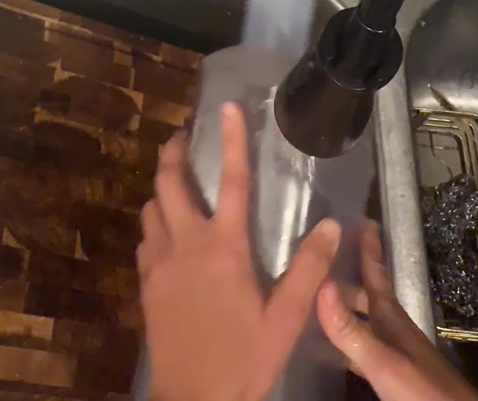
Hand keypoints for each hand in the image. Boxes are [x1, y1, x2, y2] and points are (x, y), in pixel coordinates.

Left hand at [139, 102, 341, 400]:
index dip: (231, 138)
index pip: (231, 179)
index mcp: (224, 246)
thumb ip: (308, 270)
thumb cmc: (243, 358)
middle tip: (183, 134)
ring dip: (162, 185)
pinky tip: (166, 231)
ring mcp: (159, 260)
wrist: (191, 399)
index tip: (228, 107)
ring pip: (151, 204)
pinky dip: (155, 221)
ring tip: (176, 180)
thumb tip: (332, 225)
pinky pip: (145, 235)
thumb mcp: (286, 320)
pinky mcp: (145, 280)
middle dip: (174, 149)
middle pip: (170, 179)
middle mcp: (186, 242)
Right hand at [317, 222, 477, 400]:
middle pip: (367, 294)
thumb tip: (319, 284)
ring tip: (320, 296)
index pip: (375, 272)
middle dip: (348, 274)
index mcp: (390, 318)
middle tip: (322, 258)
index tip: (360, 218)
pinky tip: (335, 345)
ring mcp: (395, 351)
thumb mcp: (382, 360)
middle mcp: (392, 328)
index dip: (368, 246)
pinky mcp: (394, 374)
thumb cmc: (423, 390)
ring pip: (366, 319)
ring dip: (347, 305)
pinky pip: (364, 345)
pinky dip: (349, 337)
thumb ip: (350, 329)